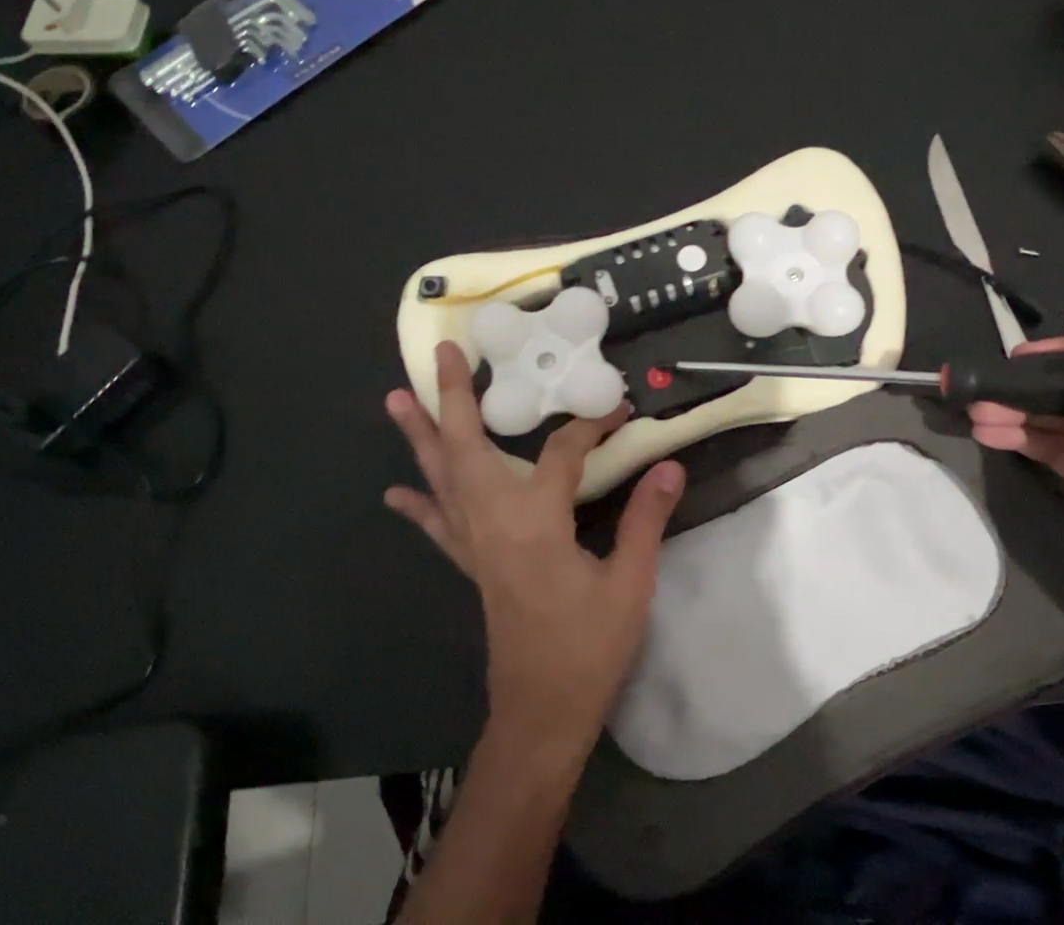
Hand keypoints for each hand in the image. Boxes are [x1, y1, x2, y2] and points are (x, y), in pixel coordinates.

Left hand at [384, 341, 686, 754]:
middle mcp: (492, 524)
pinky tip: (397, 493)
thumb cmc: (588, 647)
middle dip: (454, 399)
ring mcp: (475, 546)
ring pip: (441, 480)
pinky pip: (439, 526)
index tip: (619, 409)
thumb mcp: (631, 583)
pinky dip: (419, 505)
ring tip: (396, 400)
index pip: (560, 454)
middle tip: (443, 354)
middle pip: (466, 449)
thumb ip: (646, 520)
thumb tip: (668, 464)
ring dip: (421, 438)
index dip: (590, 425)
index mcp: (534, 523)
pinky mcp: (472, 566)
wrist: (542, 709)